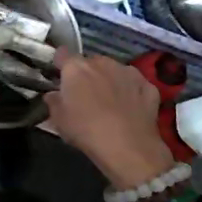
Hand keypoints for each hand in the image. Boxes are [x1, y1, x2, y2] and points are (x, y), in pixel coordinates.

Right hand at [44, 53, 175, 187]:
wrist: (128, 147)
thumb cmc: (86, 130)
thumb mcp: (59, 120)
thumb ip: (53, 102)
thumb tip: (53, 94)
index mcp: (77, 68)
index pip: (62, 54)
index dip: (60, 63)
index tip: (59, 75)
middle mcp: (103, 62)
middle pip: (91, 62)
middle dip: (87, 74)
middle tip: (85, 96)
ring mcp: (128, 71)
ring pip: (114, 70)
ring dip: (110, 80)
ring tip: (110, 103)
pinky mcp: (148, 85)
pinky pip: (135, 84)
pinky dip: (131, 92)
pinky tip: (130, 109)